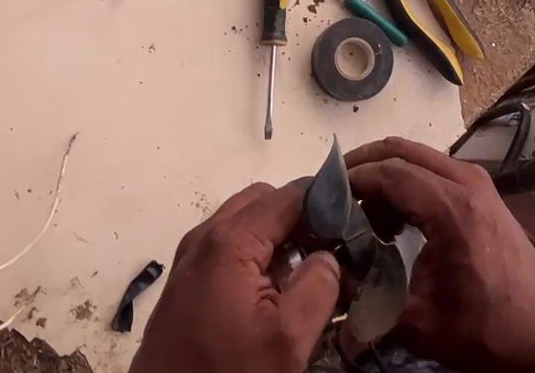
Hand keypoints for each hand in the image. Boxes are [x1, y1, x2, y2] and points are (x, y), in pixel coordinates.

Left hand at [130, 181, 340, 372]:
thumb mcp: (288, 338)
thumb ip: (318, 285)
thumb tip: (328, 254)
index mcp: (229, 239)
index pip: (289, 195)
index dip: (324, 205)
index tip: (349, 229)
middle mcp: (205, 236)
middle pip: (264, 202)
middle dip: (298, 219)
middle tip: (325, 254)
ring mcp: (190, 259)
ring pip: (245, 223)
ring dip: (276, 238)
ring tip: (302, 278)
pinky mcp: (185, 282)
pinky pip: (227, 248)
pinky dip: (254, 255)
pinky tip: (271, 294)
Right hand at [345, 138, 534, 372]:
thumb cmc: (490, 328)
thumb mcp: (425, 325)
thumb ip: (372, 305)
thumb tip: (329, 287)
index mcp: (452, 208)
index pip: (389, 173)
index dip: (351, 181)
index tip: (322, 197)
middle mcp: (465, 180)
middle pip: (400, 149)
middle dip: (362, 164)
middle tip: (333, 191)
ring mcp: (475, 180)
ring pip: (415, 153)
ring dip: (383, 169)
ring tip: (358, 206)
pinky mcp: (480, 188)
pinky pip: (430, 166)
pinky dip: (404, 176)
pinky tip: (390, 213)